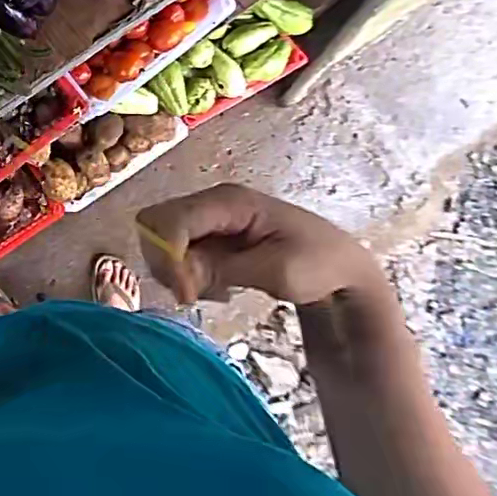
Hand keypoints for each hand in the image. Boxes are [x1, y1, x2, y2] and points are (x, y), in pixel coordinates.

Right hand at [135, 184, 381, 306]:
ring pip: (159, 236)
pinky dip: (184, 272)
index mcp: (230, 201)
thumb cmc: (318, 265)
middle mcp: (211, 202)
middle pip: (155, 221)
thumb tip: (180, 275)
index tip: (185, 294)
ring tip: (210, 290)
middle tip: (191, 291)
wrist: (341, 268)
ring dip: (173, 268)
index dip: (169, 255)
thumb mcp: (278, 272)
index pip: (174, 218)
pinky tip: (216, 285)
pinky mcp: (207, 234)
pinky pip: (175, 251)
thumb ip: (223, 270)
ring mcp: (207, 217)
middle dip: (163, 259)